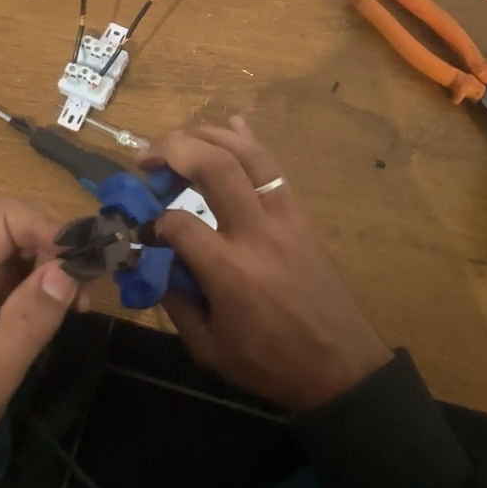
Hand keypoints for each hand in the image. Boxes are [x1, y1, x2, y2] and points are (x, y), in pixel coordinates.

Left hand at [0, 196, 80, 485]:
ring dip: (55, 263)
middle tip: (86, 290)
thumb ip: (29, 321)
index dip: (49, 228)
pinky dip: (42, 280)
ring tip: (80, 303)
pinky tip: (60, 308)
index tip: (81, 266)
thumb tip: (70, 269)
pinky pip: (13, 267)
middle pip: (16, 222)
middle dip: (58, 246)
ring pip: (19, 242)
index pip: (6, 214)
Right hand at [145, 118, 392, 412]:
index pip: (178, 223)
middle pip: (214, 167)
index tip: (145, 231)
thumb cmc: (272, 364)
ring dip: (209, 135)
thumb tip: (153, 263)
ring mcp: (283, 217)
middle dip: (173, 151)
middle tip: (146, 158)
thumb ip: (176, 303)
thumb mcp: (210, 349)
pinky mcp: (299, 214)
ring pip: (247, 154)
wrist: (341, 365)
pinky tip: (233, 122)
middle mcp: (256, 232)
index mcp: (229, 272)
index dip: (152, 222)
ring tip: (180, 139)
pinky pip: (274, 166)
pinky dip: (250, 140)